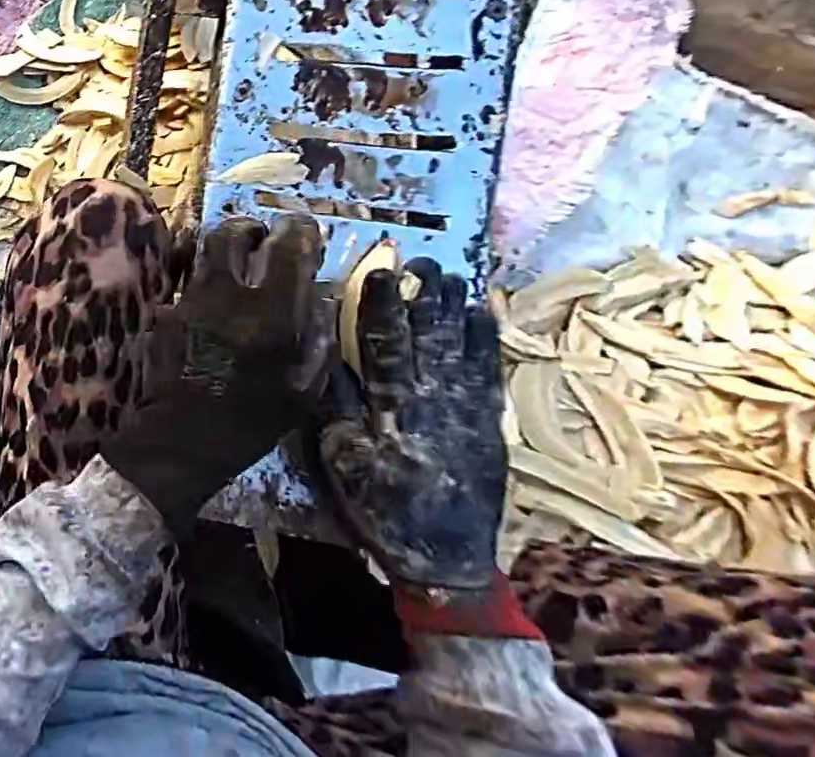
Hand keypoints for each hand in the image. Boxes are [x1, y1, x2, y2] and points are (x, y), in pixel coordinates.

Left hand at [100, 214, 333, 539]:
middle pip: (232, 234)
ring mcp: (187, 299)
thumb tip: (319, 295)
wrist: (182, 436)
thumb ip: (318, 336)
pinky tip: (205, 281)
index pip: (287, 248)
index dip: (299, 231)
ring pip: (200, 246)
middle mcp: (225, 295)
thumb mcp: (304, 387)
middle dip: (251, 229)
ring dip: (220, 242)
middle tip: (261, 240)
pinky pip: (178, 272)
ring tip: (233, 257)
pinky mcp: (162, 309)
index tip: (304, 230)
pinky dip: (194, 266)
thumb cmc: (251, 419)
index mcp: (271, 314)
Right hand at [318, 258, 506, 590]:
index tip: (379, 270)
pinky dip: (486, 342)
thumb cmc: (378, 505)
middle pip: (431, 339)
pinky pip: (488, 374)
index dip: (382, 306)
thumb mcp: (339, 456)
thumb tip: (325, 353)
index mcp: (393, 409)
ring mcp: (468, 412)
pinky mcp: (489, 425)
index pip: (386, 346)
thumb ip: (335, 403)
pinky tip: (482, 315)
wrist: (443, 556)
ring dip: (456, 309)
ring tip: (450, 274)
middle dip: (425, 296)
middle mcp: (436, 402)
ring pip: (463, 349)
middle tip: (420, 258)